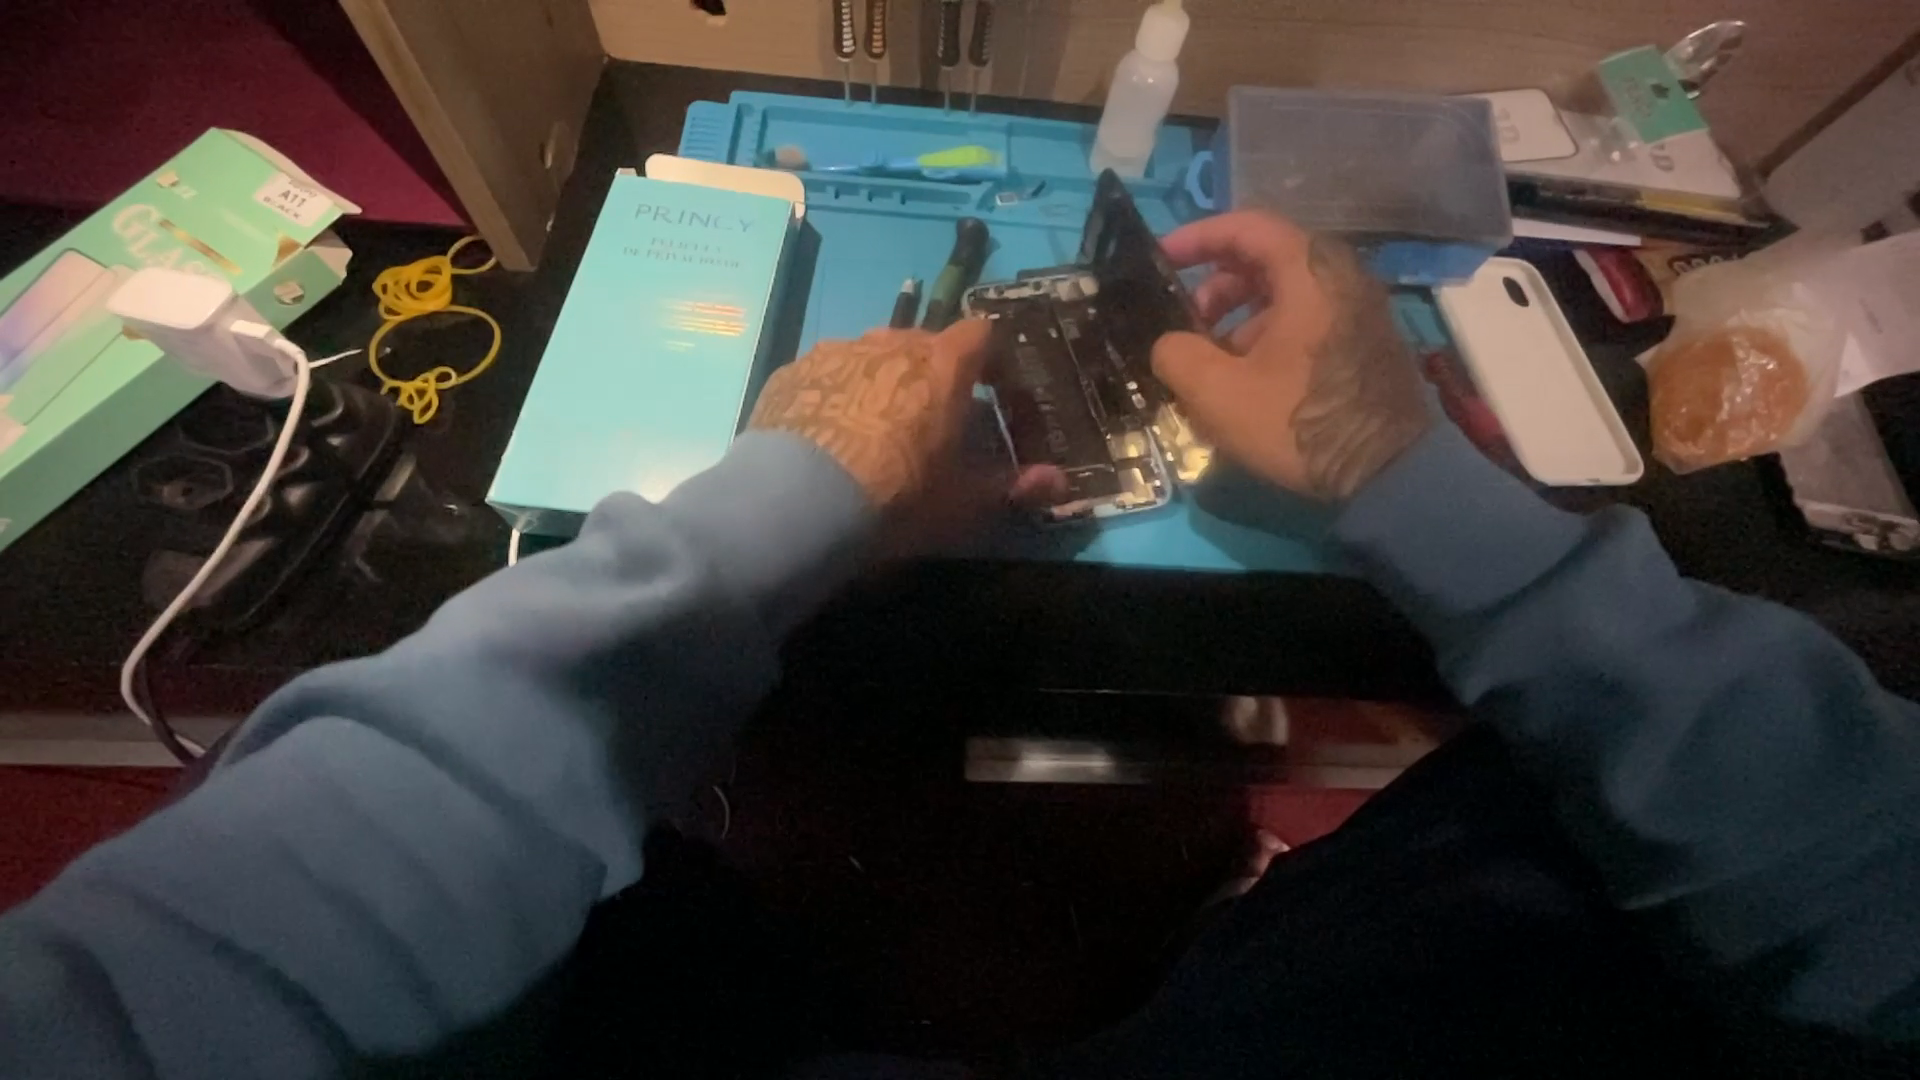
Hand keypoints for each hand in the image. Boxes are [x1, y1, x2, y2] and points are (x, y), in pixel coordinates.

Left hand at [747, 321, 1060, 546]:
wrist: (798, 503)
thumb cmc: (896, 497)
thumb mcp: (961, 502)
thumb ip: (1013, 487)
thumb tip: (1062, 482)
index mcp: (941, 366)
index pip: (982, 335)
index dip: (993, 358)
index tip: (995, 389)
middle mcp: (890, 343)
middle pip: (924, 343)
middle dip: (935, 373)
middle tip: (933, 419)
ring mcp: (836, 352)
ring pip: (872, 354)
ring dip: (883, 380)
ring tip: (876, 428)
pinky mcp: (792, 372)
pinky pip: (827, 373)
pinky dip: (837, 393)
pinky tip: (829, 434)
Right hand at [1151, 212, 1429, 501]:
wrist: (1387, 474)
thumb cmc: (1296, 422)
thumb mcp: (1217, 392)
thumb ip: (1176, 355)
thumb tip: (1170, 344)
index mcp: (1309, 274)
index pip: (1248, 227)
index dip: (1198, 237)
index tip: (1162, 258)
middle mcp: (1340, 281)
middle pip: (1266, 261)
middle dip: (1215, 287)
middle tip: (1185, 325)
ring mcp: (1357, 314)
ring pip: (1284, 297)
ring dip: (1237, 319)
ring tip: (1211, 364)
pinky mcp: (1362, 347)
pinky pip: (1304, 323)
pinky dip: (1266, 338)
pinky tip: (1247, 384)